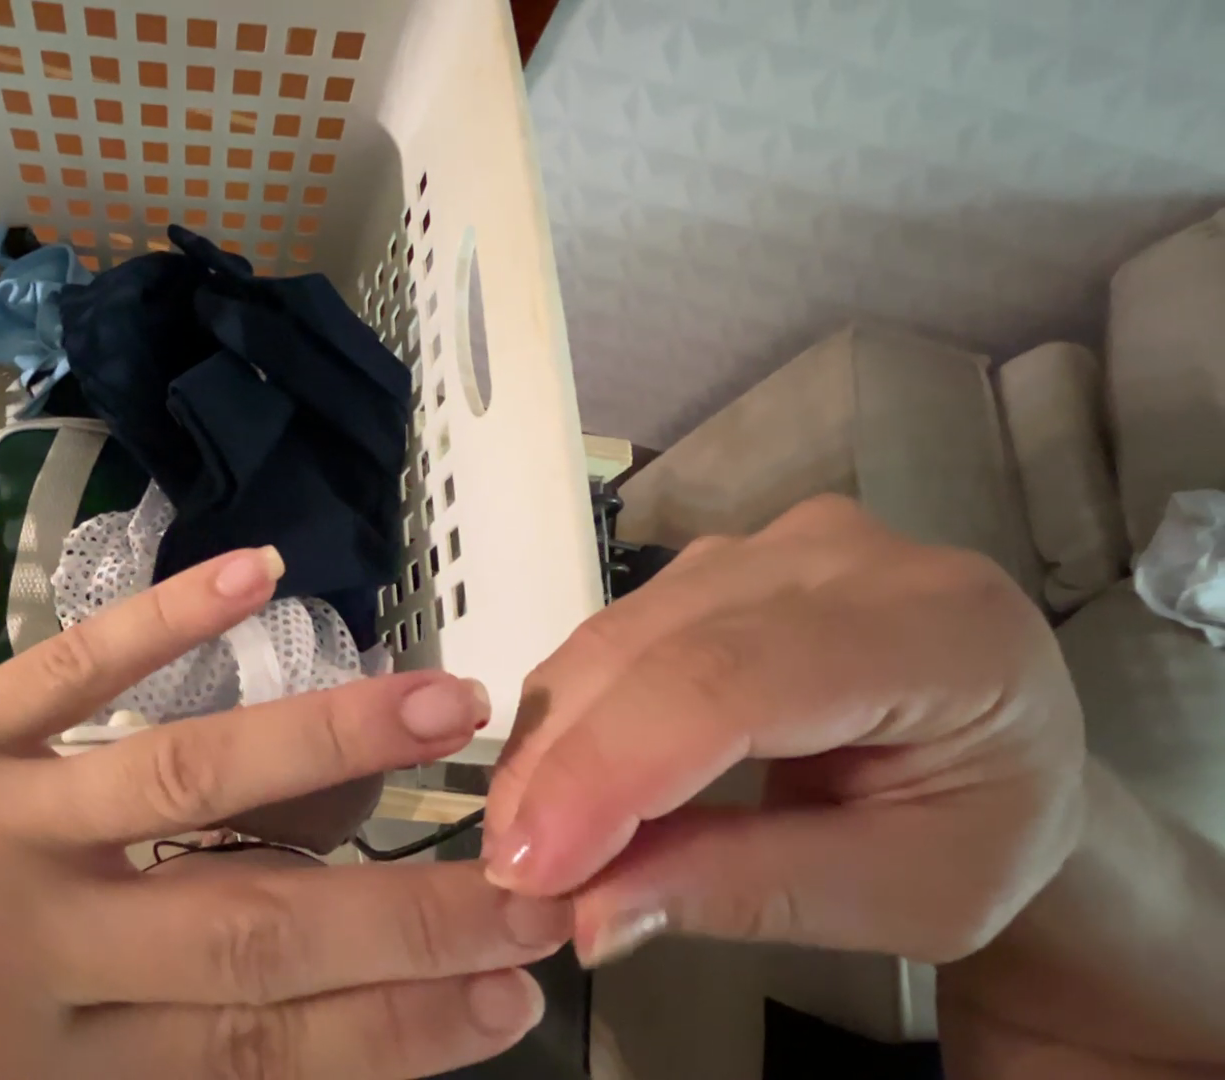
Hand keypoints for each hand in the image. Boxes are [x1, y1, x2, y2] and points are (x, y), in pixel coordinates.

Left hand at [0, 548, 570, 1079]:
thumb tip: (293, 1024)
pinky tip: (256, 571)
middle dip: (408, 907)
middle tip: (532, 873)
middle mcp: (39, 941)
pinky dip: (164, 618)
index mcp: (41, 1066)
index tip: (510, 998)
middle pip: (258, 925)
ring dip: (330, 745)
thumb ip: (135, 1066)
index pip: (266, 1047)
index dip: (399, 1026)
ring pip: (193, 781)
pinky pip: (69, 669)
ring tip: (446, 703)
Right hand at [483, 496, 1086, 965]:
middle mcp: (834, 558)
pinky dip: (568, 710)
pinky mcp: (707, 562)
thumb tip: (584, 916)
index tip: (531, 866)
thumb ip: (741, 892)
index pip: (728, 682)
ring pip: (611, 635)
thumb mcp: (899, 894)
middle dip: (560, 762)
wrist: (992, 745)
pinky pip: (610, 631)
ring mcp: (760, 546)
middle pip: (648, 648)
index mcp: (932, 632)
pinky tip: (554, 773)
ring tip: (524, 830)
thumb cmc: (980, 831)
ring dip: (551, 738)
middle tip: (511, 862)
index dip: (611, 769)